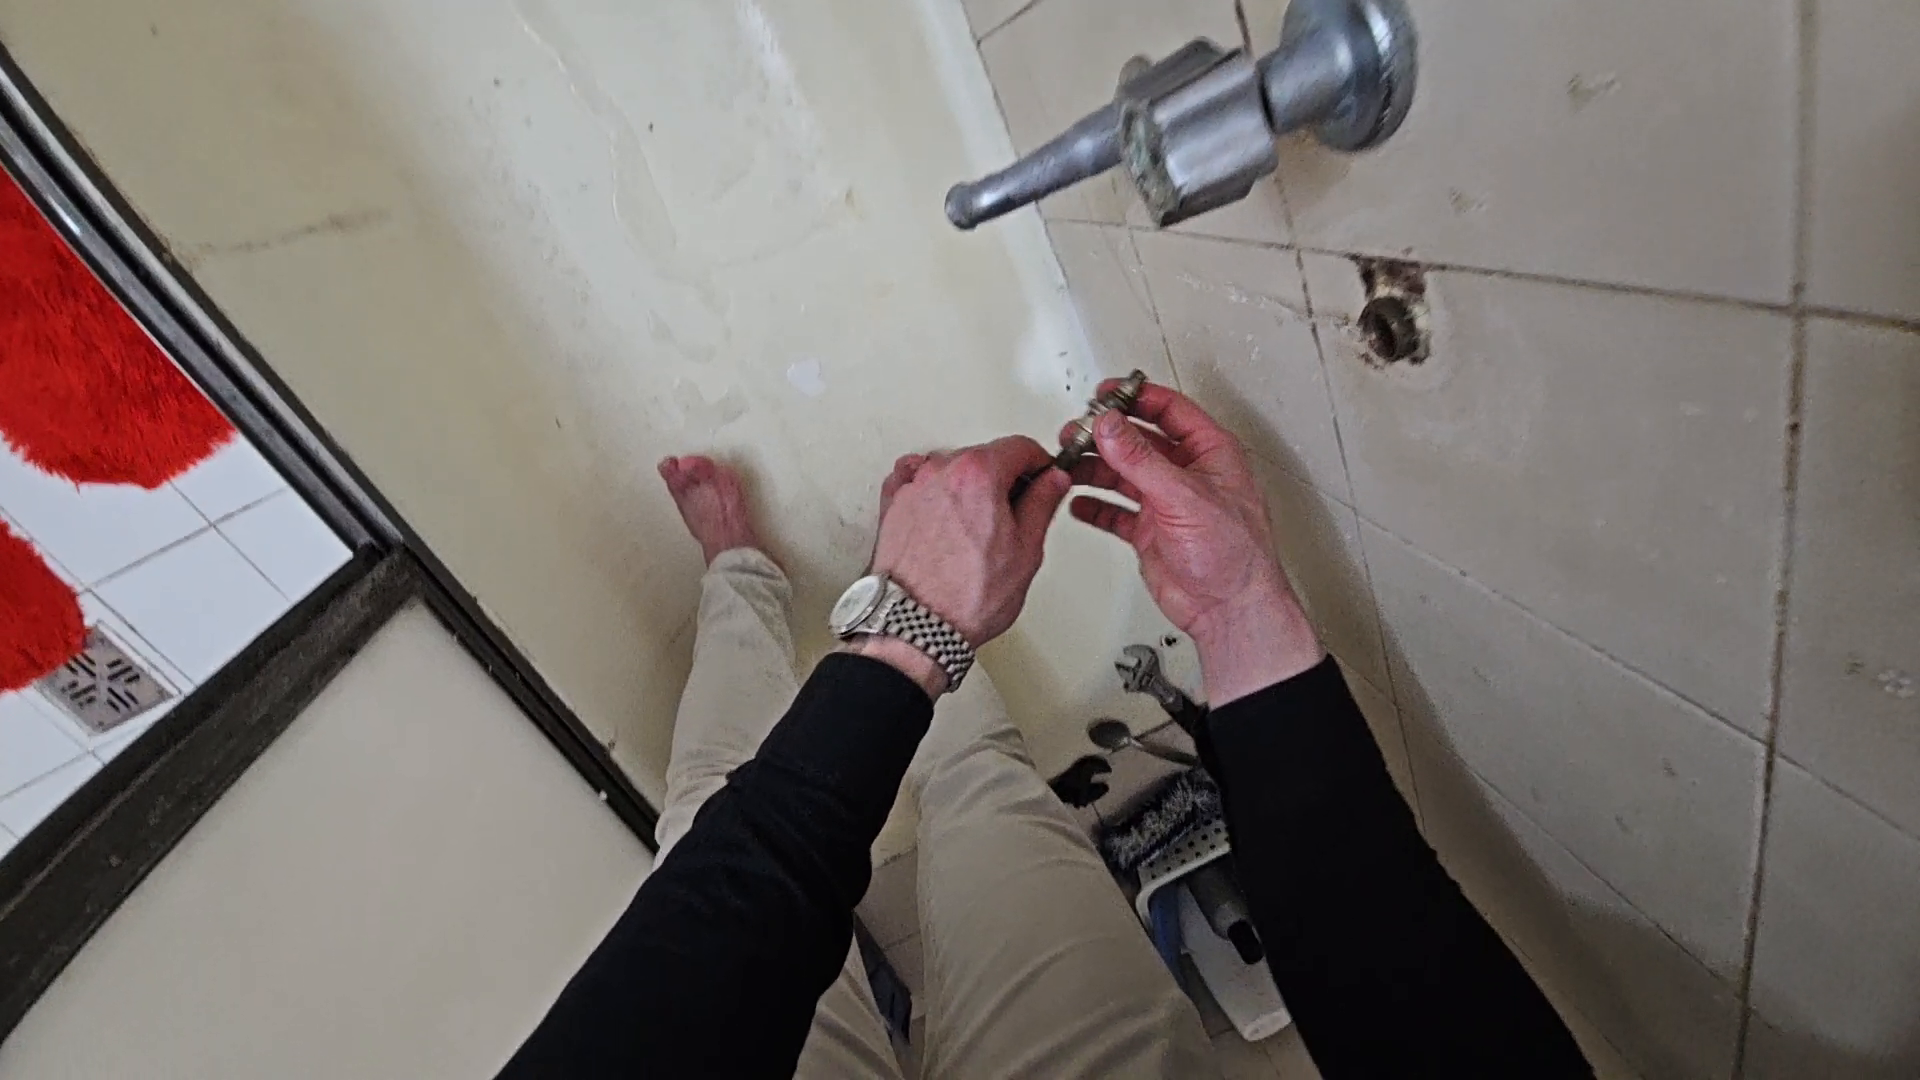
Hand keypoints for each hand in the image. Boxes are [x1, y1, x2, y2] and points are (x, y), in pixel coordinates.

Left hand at [864, 436, 1072, 689]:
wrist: (915, 626)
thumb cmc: (965, 598)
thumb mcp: (1026, 550)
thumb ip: (1042, 503)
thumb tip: (1052, 481)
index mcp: (978, 473)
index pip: (1020, 446)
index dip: (1040, 463)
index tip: (1045, 478)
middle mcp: (940, 471)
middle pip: (985, 457)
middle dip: (1005, 479)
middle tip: (1018, 513)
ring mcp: (912, 487)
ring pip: (953, 471)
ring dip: (970, 488)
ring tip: (979, 530)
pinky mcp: (893, 506)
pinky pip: (918, 483)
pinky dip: (935, 493)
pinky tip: (947, 518)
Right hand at [1067, 381, 1323, 704]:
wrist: (1229, 609)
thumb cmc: (1235, 556)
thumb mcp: (1184, 496)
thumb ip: (1141, 459)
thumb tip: (1111, 426)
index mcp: (1209, 454)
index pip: (1169, 411)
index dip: (1136, 398)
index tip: (1104, 394)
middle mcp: (1186, 474)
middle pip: (1138, 441)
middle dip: (1105, 435)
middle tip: (1077, 432)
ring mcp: (1166, 503)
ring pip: (1122, 474)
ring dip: (1094, 468)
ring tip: (1069, 465)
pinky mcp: (1150, 532)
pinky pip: (1115, 511)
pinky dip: (1095, 506)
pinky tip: (1079, 503)